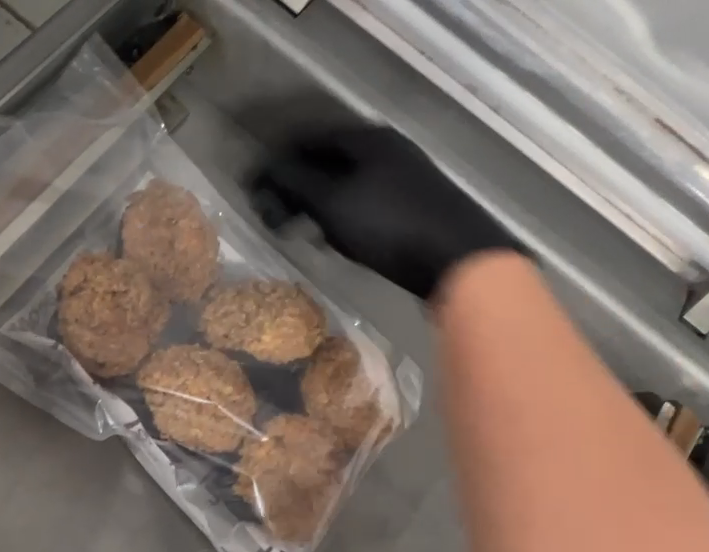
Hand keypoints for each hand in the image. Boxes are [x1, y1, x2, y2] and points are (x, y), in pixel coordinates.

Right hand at [251, 126, 523, 300]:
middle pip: (327, 158)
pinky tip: (330, 235)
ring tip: (295, 228)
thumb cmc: (386, 225)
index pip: (307, 137)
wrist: (454, 256)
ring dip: (314, 200)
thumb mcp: (331, 203)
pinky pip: (361, 197)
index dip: (277, 160)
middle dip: (294, 182)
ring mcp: (402, 173)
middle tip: (271, 212)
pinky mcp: (411, 200)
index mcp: (366, 138)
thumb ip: (294, 183)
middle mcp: (386, 147)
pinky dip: (337, 211)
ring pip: (344, 179)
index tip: (254, 188)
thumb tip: (263, 167)